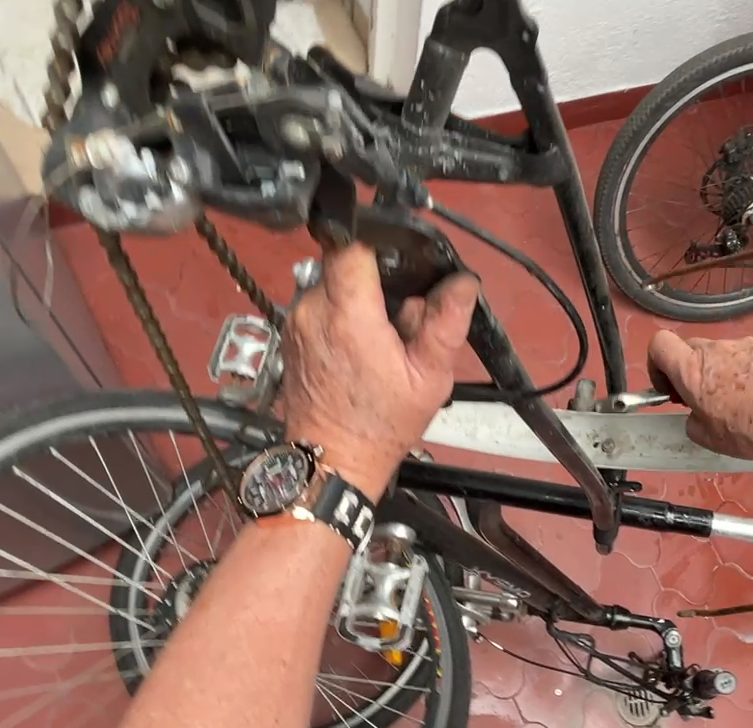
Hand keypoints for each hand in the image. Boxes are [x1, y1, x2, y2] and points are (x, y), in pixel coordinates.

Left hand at [281, 245, 479, 491]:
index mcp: (349, 316)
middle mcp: (313, 310)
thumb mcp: (429, 378)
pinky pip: (318, 305)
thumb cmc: (382, 425)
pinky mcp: (290, 333)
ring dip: (356, 299)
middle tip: (398, 316)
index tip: (400, 264)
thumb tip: (463, 283)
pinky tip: (358, 347)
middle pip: (343, 263)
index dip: (380, 244)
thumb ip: (445, 324)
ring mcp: (295, 321)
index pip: (353, 244)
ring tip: (379, 337)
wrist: (334, 458)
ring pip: (331, 283)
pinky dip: (339, 316)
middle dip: (373, 280)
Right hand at [646, 331, 752, 459]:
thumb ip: (694, 423)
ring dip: (728, 373)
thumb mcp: (711, 440)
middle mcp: (718, 348)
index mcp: (692, 369)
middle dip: (694, 372)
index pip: (659, 345)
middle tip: (706, 400)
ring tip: (748, 403)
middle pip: (694, 349)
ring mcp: (749, 343)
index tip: (669, 386)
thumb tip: (697, 417)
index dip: (658, 364)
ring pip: (727, 353)